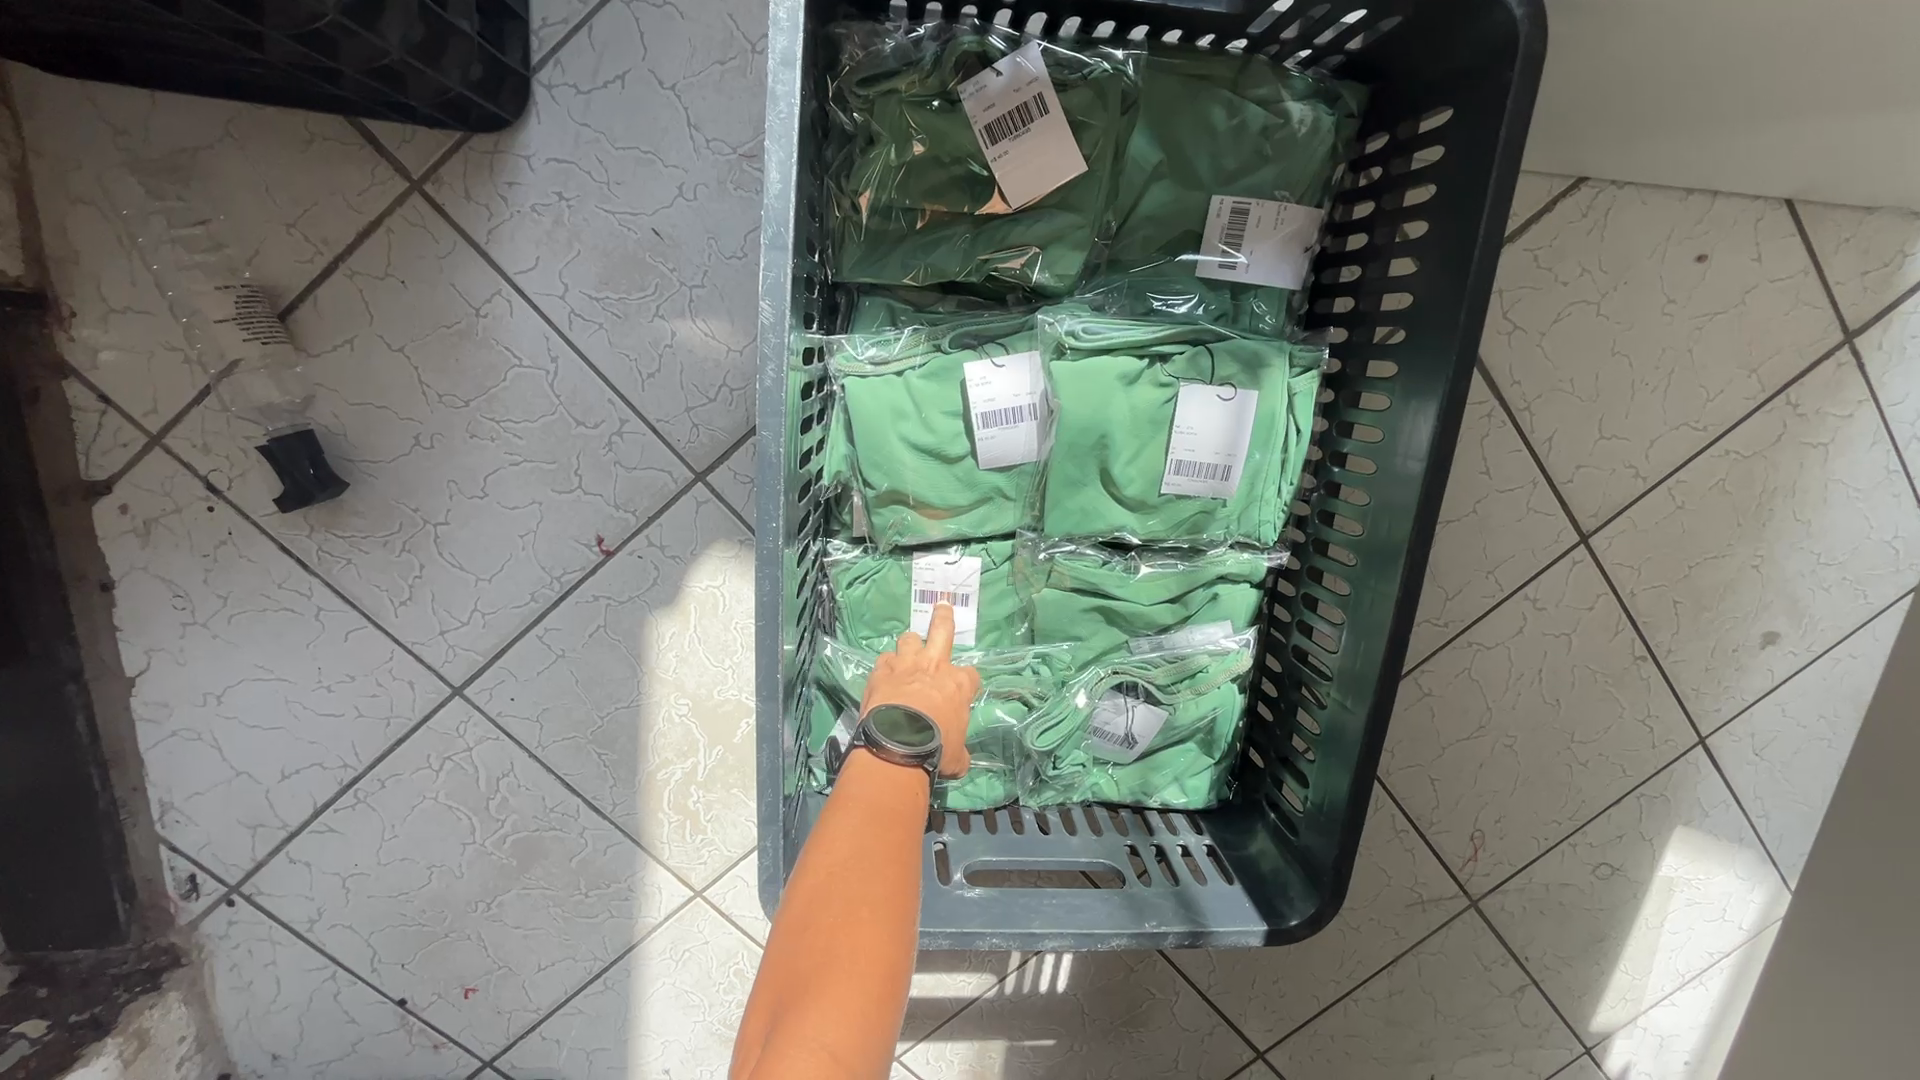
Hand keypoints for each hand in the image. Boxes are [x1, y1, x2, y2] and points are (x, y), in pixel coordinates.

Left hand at [861, 603, 980, 778]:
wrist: (898, 745)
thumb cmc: (935, 749)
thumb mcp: (957, 757)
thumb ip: (959, 751)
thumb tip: (961, 760)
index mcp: (959, 684)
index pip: (971, 676)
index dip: (967, 683)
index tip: (963, 691)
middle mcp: (935, 666)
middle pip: (942, 630)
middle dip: (943, 618)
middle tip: (942, 606)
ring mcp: (906, 665)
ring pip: (908, 639)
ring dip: (909, 645)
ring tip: (906, 652)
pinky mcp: (880, 671)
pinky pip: (884, 659)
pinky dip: (885, 666)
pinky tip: (883, 674)